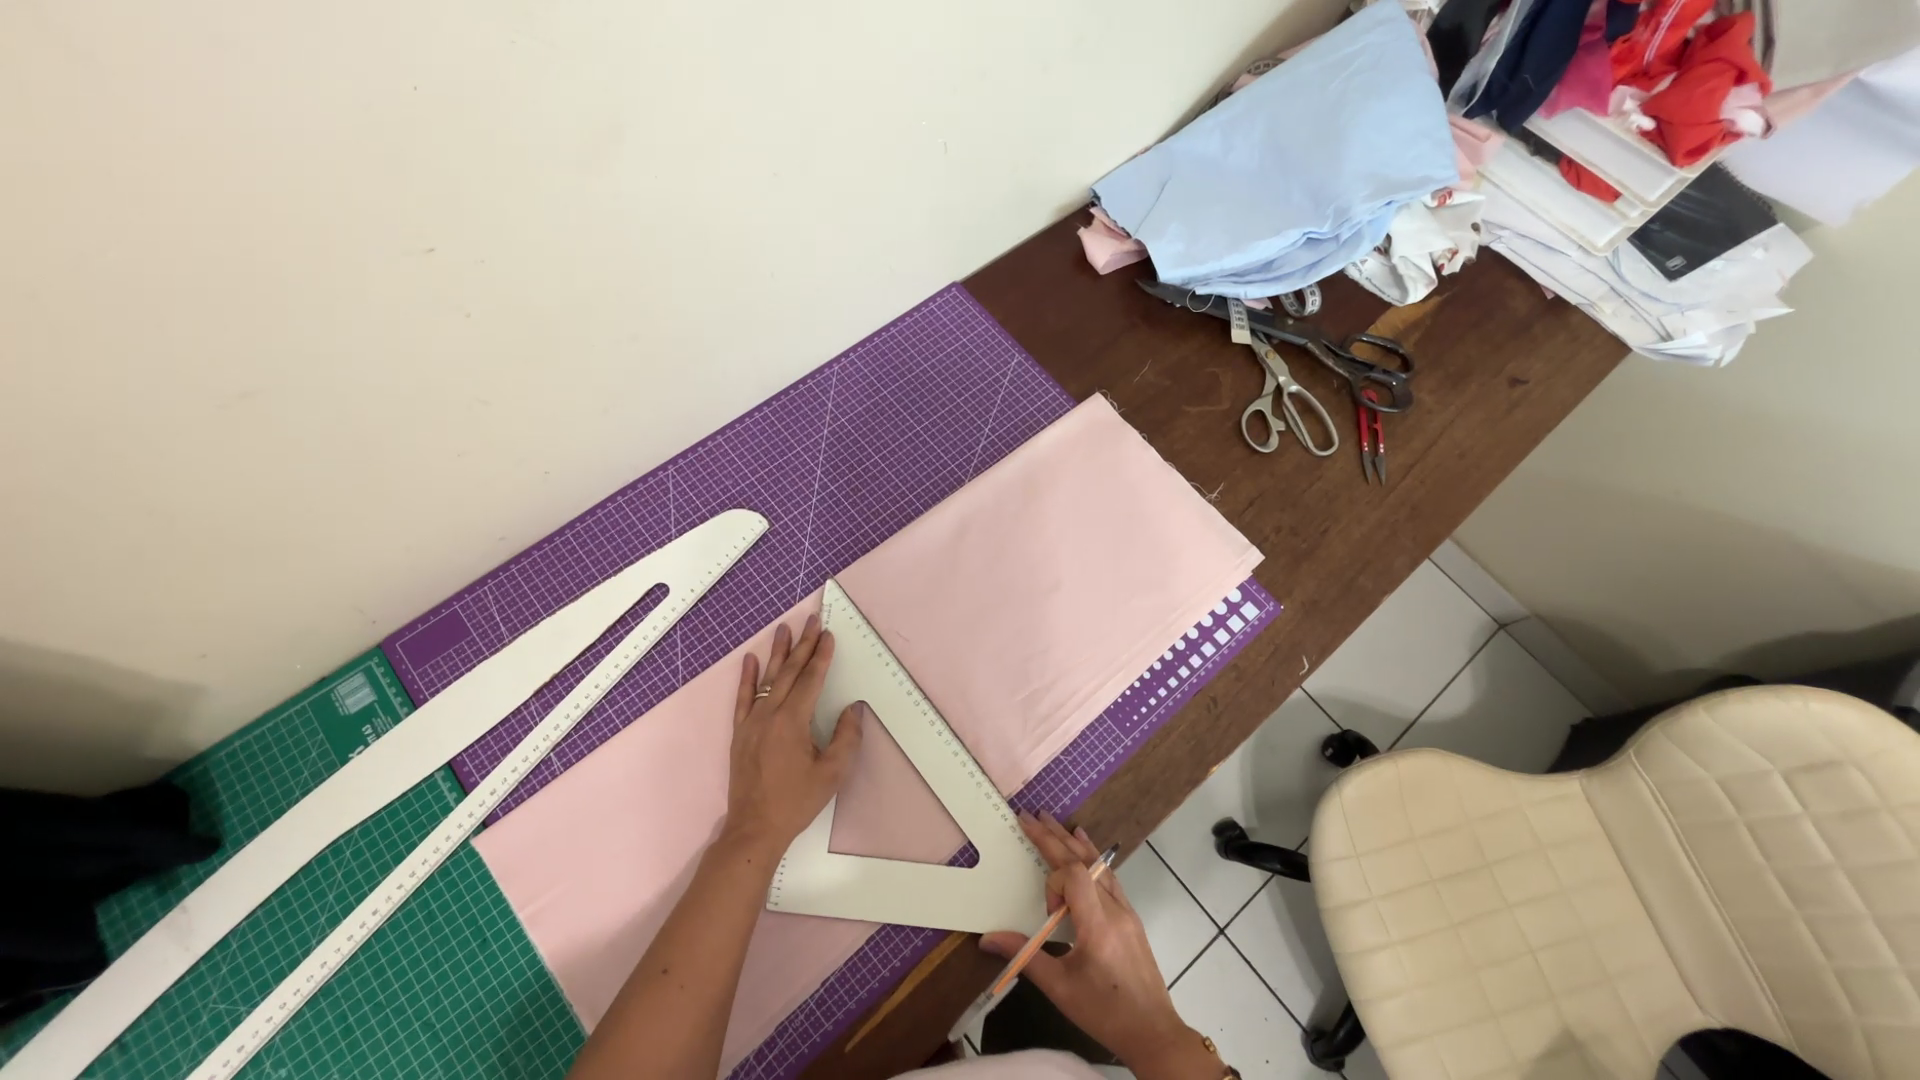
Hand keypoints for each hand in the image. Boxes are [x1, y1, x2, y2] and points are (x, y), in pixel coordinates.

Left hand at [722, 615, 864, 855]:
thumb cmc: (796, 801)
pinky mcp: (740, 732)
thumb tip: (854, 709)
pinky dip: (746, 677)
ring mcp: (751, 722)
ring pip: (767, 679)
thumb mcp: (832, 773)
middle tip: (811, 620)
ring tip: (783, 628)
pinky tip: (749, 660)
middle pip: (789, 672)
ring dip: (776, 653)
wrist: (754, 827)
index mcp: (793, 721)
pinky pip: (742, 698)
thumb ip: (846, 738)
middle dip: (802, 645)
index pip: (811, 680)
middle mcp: (770, 714)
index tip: (828, 635)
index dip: (821, 656)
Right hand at [981, 815, 1215, 1076]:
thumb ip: (1024, 957)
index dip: (1054, 883)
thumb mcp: (1060, 988)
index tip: (1048, 913)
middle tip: (1030, 815)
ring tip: (1054, 821)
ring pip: (1100, 865)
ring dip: (1074, 843)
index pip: (1075, 876)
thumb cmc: (1105, 1013)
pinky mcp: (1131, 918)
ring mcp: (1127, 912)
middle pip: (1085, 862)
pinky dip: (1094, 858)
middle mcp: (1116, 910)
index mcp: (1098, 925)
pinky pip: (1111, 877)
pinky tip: (1087, 846)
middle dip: (1054, 837)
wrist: (1154, 1033)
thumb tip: (987, 938)